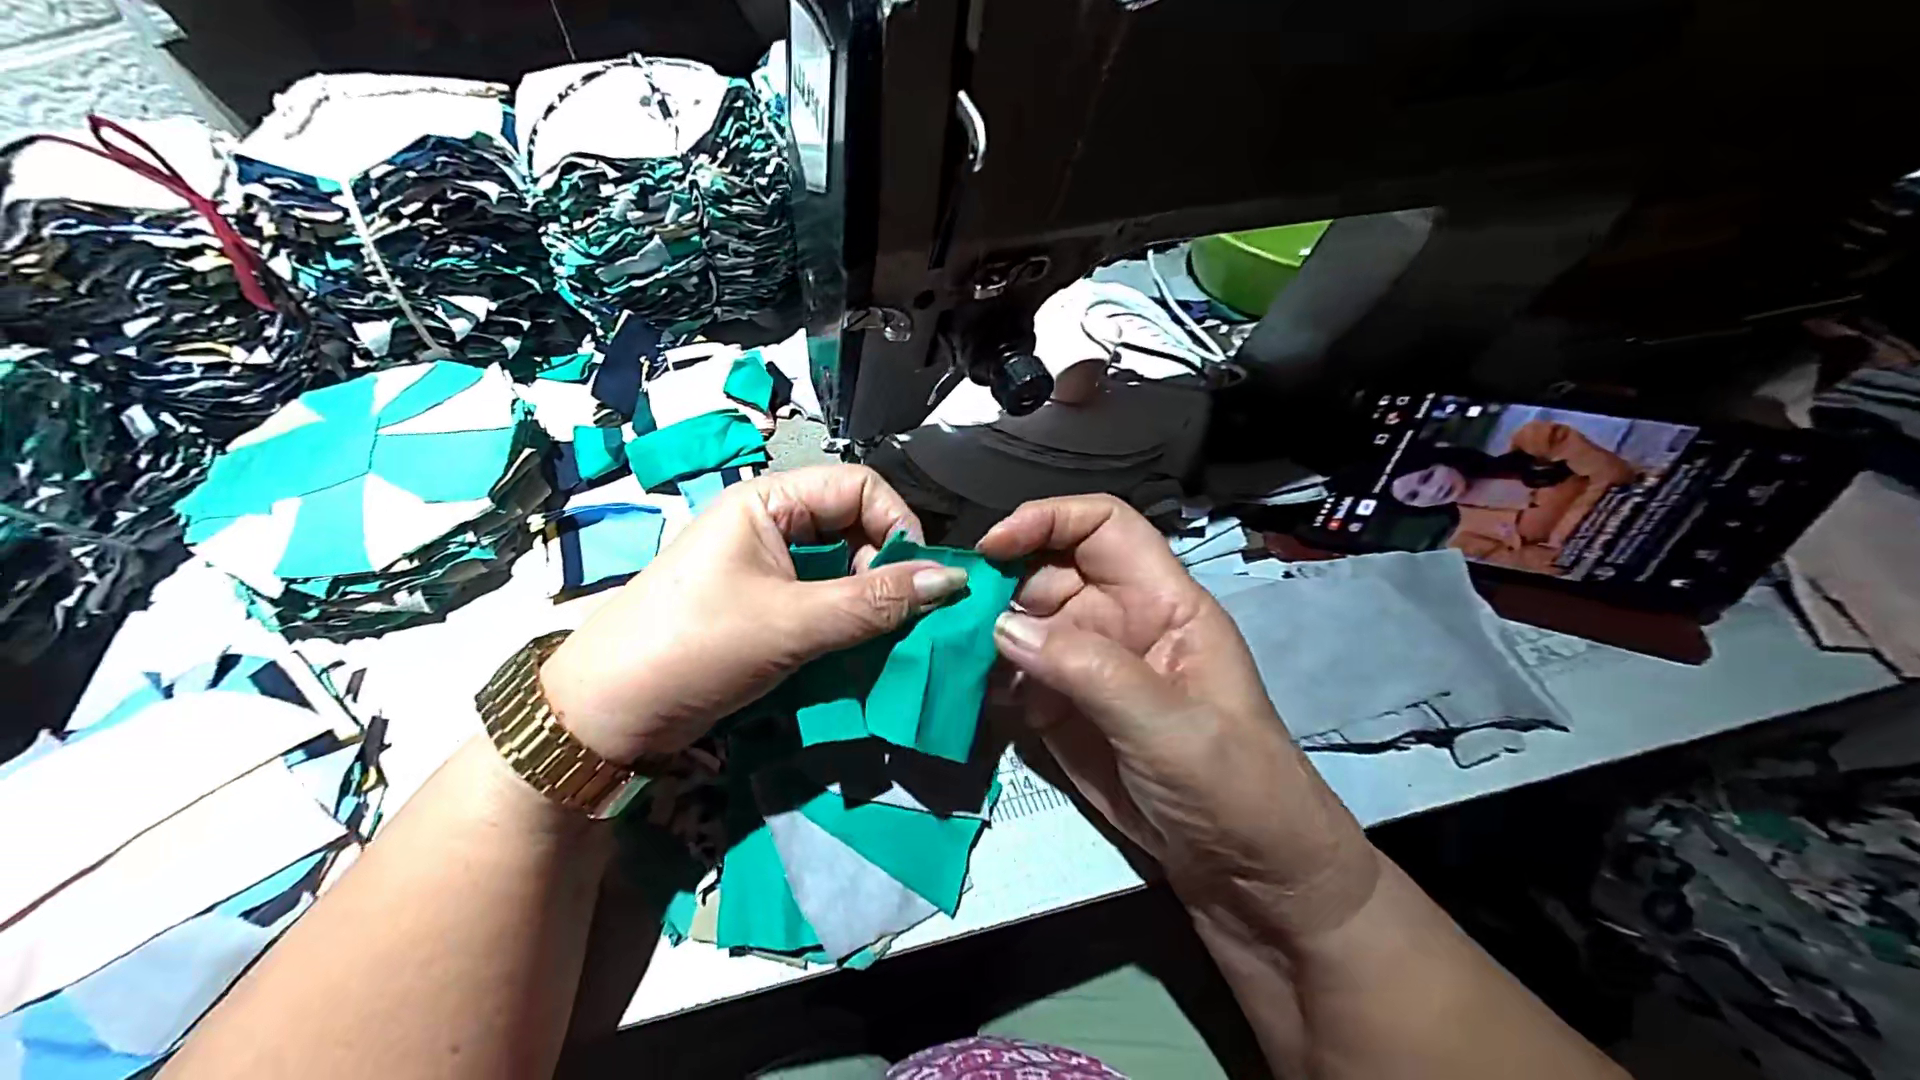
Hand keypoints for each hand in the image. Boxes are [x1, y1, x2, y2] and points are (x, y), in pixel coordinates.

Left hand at [539, 466, 968, 763]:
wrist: (608, 715)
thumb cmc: (695, 647)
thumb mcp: (791, 622)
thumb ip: (874, 602)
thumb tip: (953, 580)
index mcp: (768, 501)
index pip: (859, 488)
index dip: (897, 526)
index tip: (919, 579)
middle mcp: (772, 525)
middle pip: (856, 527)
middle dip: (887, 568)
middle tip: (899, 616)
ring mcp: (769, 568)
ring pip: (845, 568)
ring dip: (871, 600)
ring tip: (884, 637)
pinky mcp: (768, 606)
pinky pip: (827, 600)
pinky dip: (851, 621)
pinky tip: (862, 649)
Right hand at [978, 495, 1379, 940]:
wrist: (1244, 873)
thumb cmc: (1232, 785)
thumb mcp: (1169, 725)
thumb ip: (1088, 670)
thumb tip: (1002, 628)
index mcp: (1161, 601)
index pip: (1103, 526)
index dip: (1048, 521)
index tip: (993, 547)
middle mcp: (1118, 620)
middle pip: (1048, 572)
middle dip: (1002, 584)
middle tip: (953, 615)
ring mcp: (1086, 666)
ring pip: (1023, 623)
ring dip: (984, 634)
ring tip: (950, 655)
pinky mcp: (1062, 707)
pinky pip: (1015, 675)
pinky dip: (988, 679)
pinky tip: (971, 695)